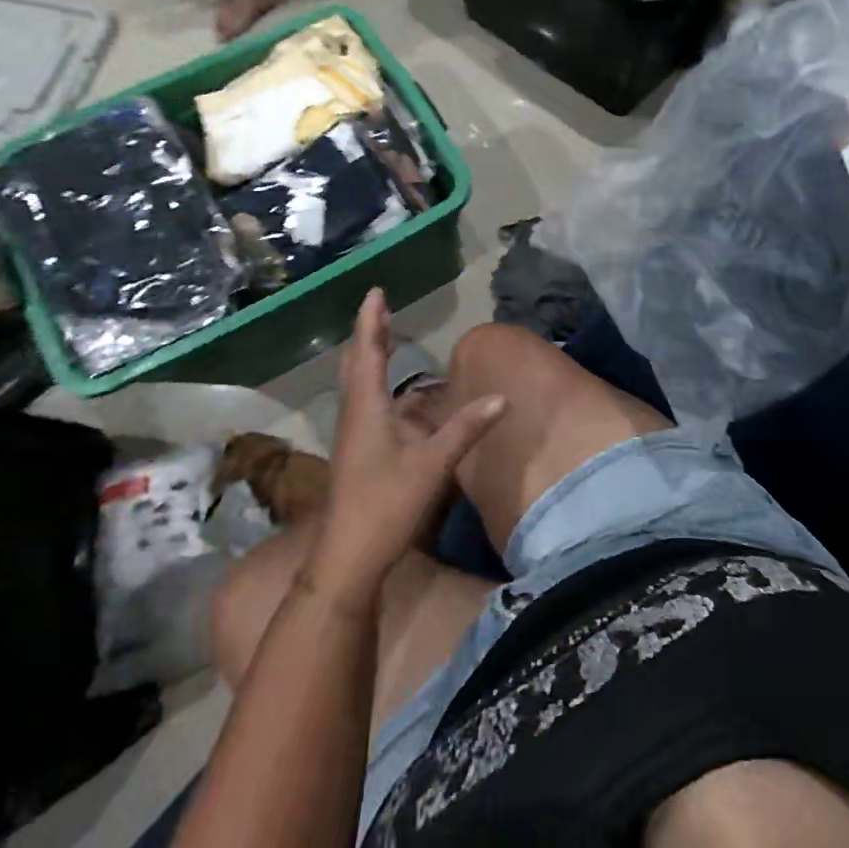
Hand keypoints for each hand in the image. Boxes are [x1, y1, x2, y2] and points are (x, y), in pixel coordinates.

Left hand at [303, 290, 505, 603]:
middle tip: (380, 309)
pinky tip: (390, 396)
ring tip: (382, 339)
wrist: (348, 555)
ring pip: (356, 384)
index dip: (371, 321)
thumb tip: (500, 398)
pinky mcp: (356, 451)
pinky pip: (362, 403)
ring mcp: (352, 434)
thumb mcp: (431, 466)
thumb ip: (465, 430)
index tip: (375, 292)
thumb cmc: (386, 506)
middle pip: (356, 363)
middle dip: (368, 334)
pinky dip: (373, 384)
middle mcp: (354, 414)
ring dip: (368, 357)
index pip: (368, 352)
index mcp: (366, 408)